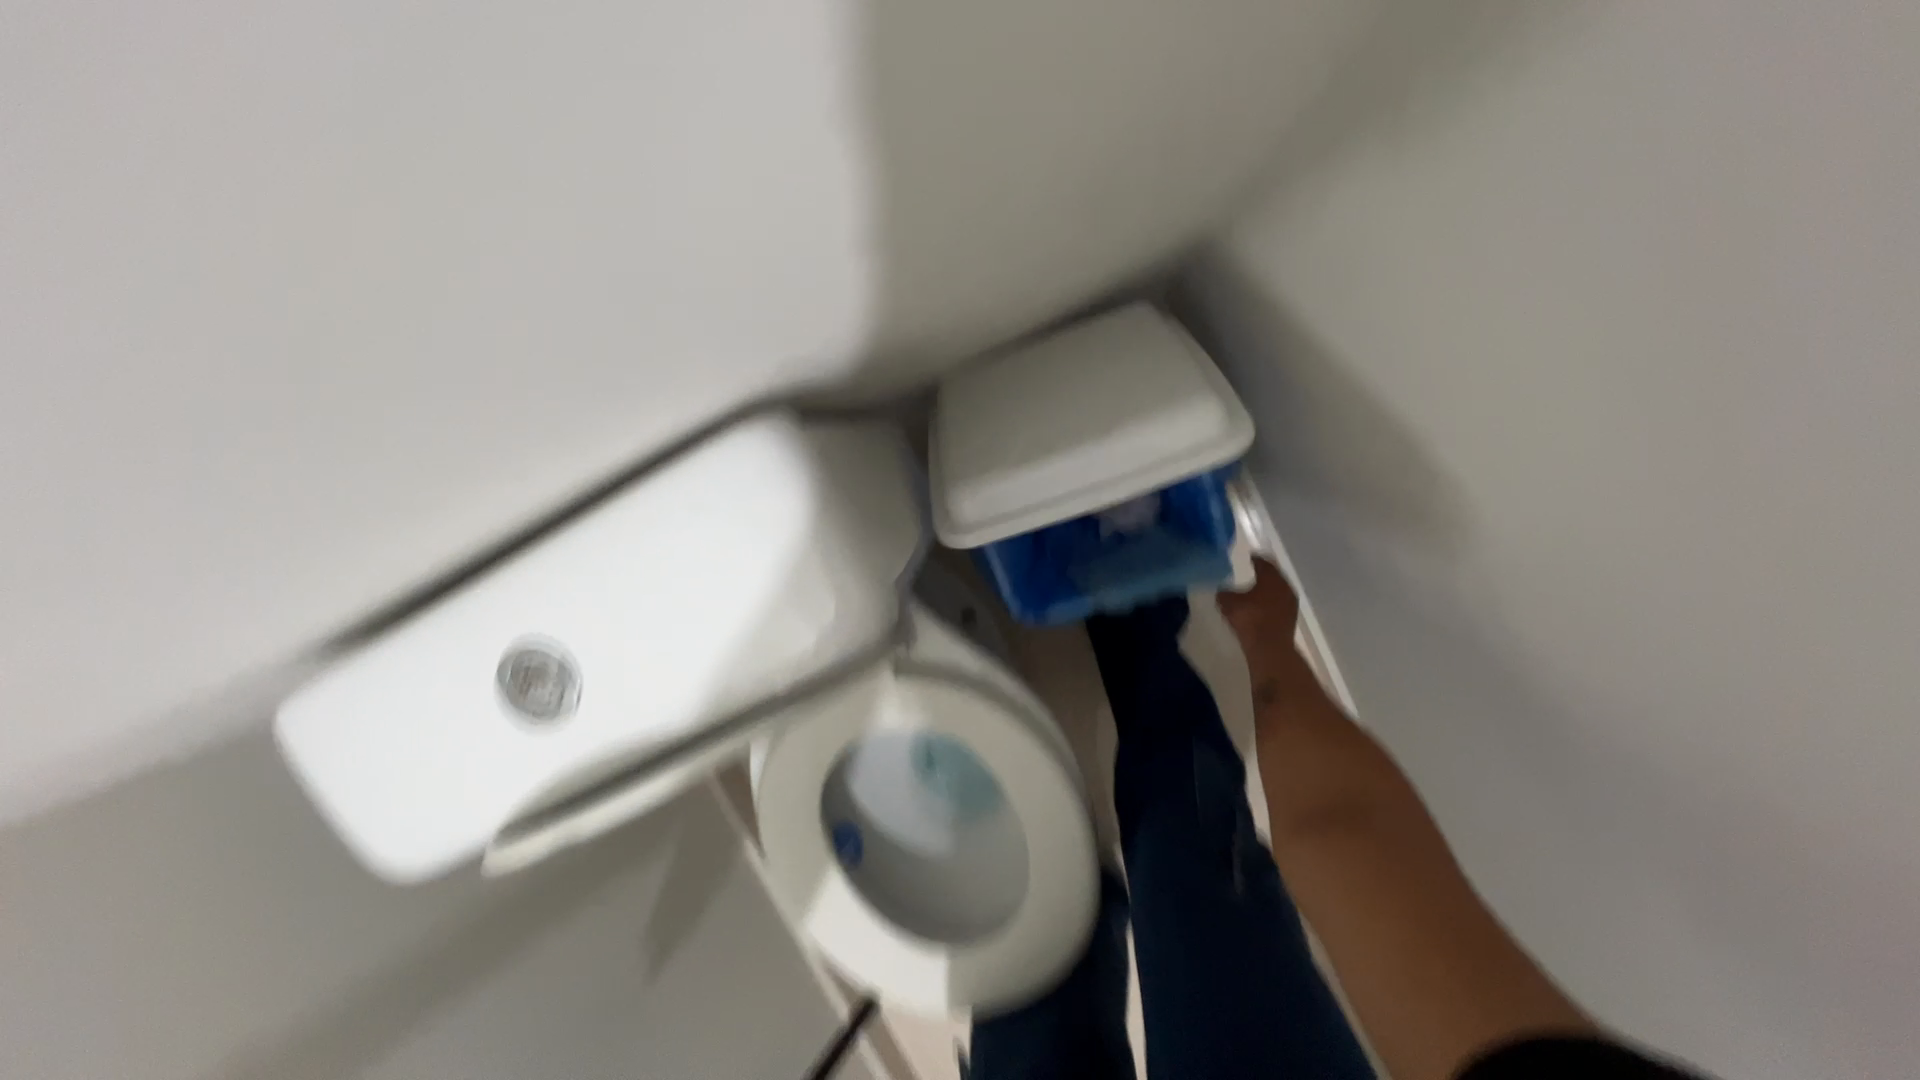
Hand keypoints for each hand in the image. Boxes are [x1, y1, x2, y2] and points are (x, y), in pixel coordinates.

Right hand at [1217, 558, 1299, 660]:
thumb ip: (1224, 592)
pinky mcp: (1290, 618)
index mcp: (1271, 577)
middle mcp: (1284, 586)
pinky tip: (1260, 607)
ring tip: (1255, 590)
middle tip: (1252, 571)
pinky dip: (1270, 602)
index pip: (1264, 562)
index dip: (1255, 558)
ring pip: (1277, 590)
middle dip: (1264, 574)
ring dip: (1267, 590)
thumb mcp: (1227, 602)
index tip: (1249, 556)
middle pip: (1274, 576)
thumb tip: (1222, 589)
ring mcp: (1290, 603)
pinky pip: (1278, 604)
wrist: (1269, 647)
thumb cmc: (1249, 618)